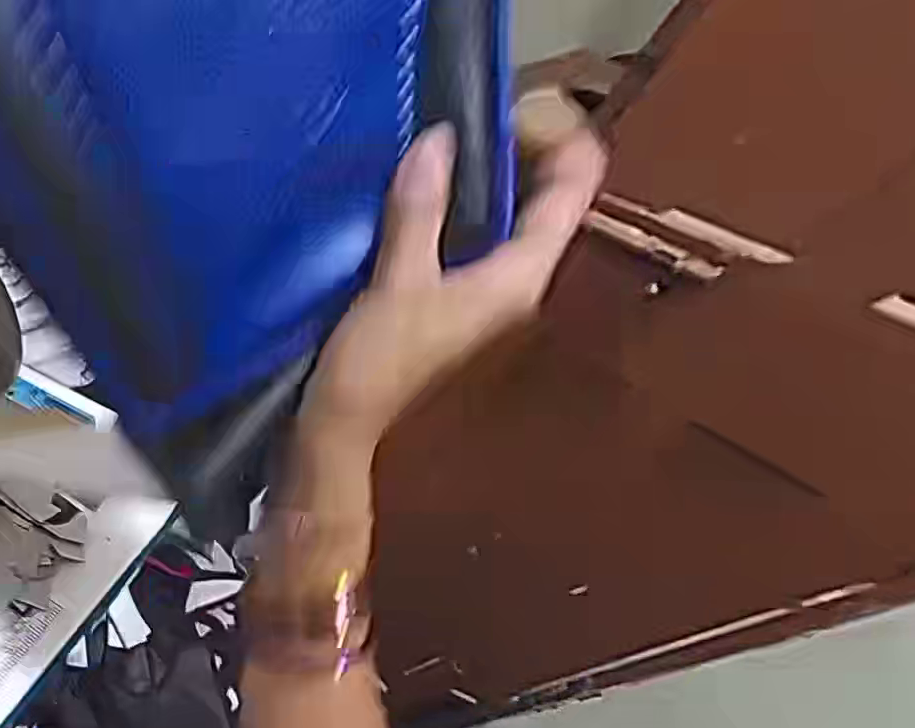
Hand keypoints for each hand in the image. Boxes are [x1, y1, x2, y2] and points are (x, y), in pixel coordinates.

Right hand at [302, 116, 606, 447]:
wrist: (340, 425)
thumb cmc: (372, 367)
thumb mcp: (395, 285)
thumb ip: (418, 213)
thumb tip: (437, 142)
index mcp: (517, 278)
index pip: (574, 184)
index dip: (554, 134)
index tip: (502, 114)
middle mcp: (511, 286)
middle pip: (540, 198)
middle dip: (511, 154)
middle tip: (460, 128)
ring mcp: (480, 299)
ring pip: (499, 222)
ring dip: (476, 185)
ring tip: (434, 158)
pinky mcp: (447, 307)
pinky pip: (465, 244)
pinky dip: (449, 216)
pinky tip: (414, 206)